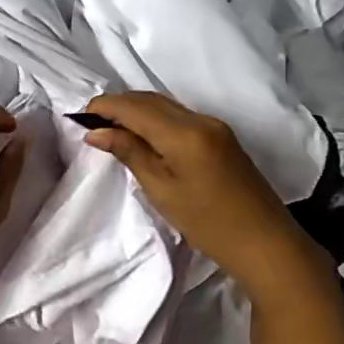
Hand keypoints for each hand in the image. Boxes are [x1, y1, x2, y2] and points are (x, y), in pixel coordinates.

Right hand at [81, 92, 321, 284]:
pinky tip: (141, 136)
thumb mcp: (160, 189)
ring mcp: (214, 126)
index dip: (104, 106)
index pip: (134, 107)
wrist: (265, 243)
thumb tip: (95, 132)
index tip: (78, 117)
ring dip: (135, 110)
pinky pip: (178, 115)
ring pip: (164, 105)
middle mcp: (200, 120)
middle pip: (149, 99)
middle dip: (117, 105)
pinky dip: (153, 118)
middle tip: (90, 122)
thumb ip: (129, 153)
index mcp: (184, 133)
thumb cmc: (207, 222)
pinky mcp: (221, 137)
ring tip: (110, 129)